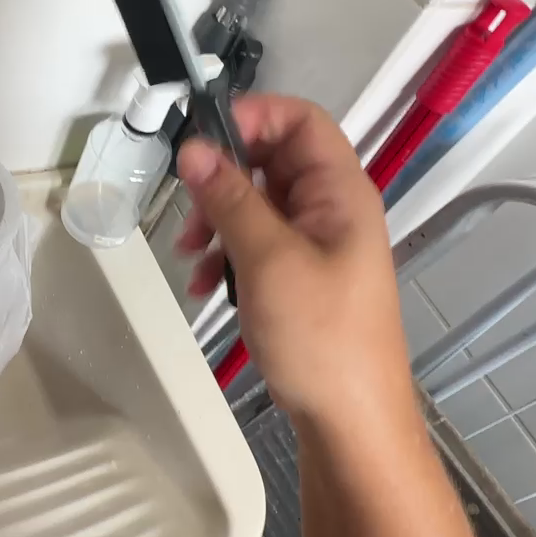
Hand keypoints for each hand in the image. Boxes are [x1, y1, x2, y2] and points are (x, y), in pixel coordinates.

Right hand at [176, 94, 410, 425]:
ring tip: (190, 257)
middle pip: (270, 162)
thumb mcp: (267, 260)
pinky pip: (255, 242)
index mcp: (339, 192)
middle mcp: (329, 208)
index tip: (201, 138)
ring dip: (216, 221)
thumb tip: (192, 148)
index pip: (299, 121)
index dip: (252, 116)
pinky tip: (205, 285)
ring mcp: (313, 243)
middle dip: (222, 179)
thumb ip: (229, 199)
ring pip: (255, 204)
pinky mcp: (297, 274)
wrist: (348, 420)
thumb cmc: (318, 335)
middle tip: (187, 207)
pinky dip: (225, 254)